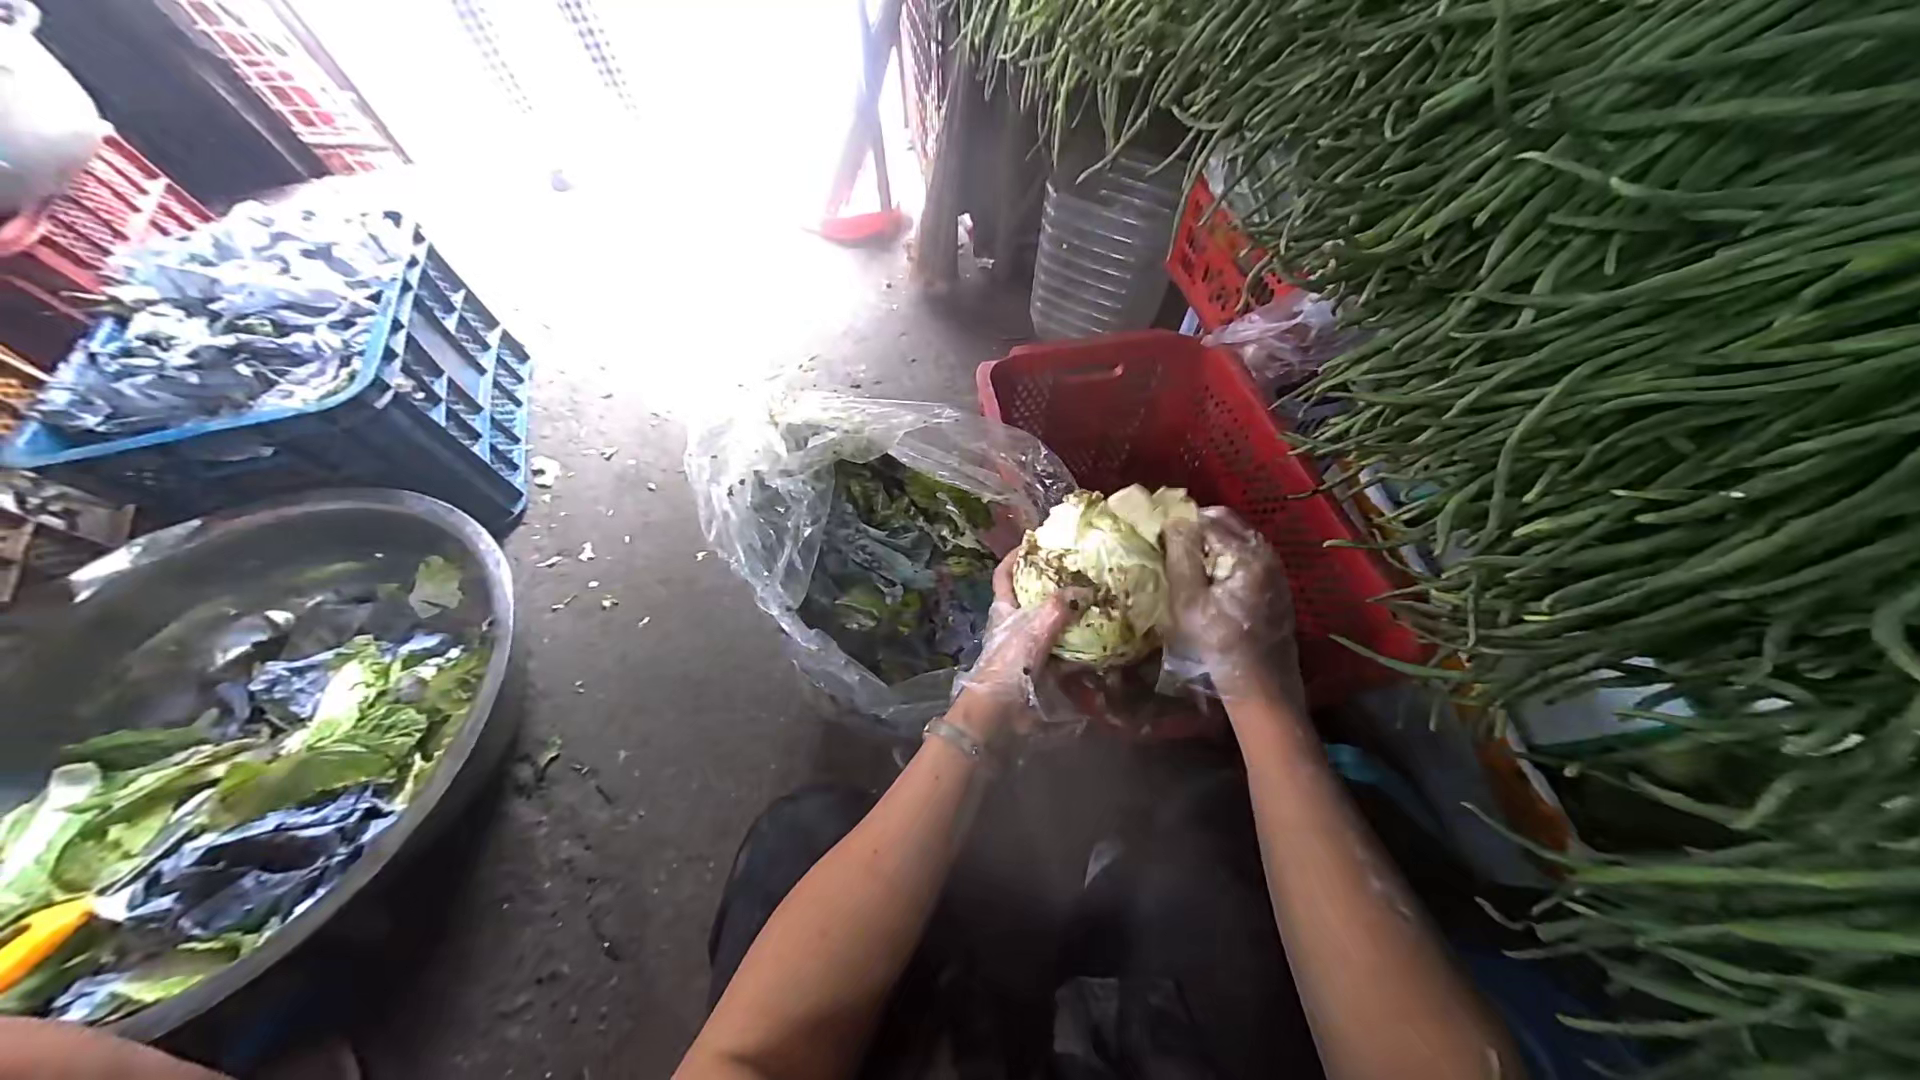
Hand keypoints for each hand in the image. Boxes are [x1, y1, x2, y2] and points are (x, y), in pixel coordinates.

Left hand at [949, 550, 1088, 741]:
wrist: (1001, 713)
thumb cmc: (1009, 664)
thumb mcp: (1032, 629)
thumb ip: (1058, 607)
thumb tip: (1085, 589)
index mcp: (1004, 608)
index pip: (1004, 574)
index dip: (1016, 556)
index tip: (1036, 543)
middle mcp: (1016, 624)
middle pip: (1034, 597)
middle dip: (1057, 585)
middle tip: (1085, 572)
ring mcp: (1031, 647)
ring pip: (1055, 623)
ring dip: (1076, 615)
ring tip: (1103, 600)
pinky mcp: (1045, 668)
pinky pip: (1069, 651)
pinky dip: (1086, 645)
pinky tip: (1107, 638)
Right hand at [1163, 508, 1303, 704]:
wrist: (1263, 686)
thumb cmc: (1219, 644)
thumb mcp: (1188, 601)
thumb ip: (1181, 555)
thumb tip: (1173, 520)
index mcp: (1247, 553)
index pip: (1207, 519)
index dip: (1179, 525)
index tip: (1159, 541)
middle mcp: (1267, 553)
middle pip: (1225, 523)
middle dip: (1196, 530)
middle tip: (1171, 552)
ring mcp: (1276, 569)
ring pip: (1236, 539)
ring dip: (1210, 545)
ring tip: (1187, 569)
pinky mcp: (1276, 585)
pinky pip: (1246, 557)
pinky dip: (1225, 560)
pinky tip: (1210, 584)